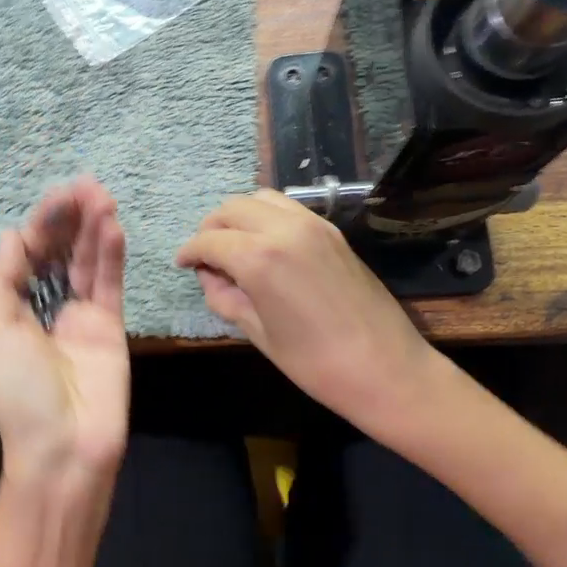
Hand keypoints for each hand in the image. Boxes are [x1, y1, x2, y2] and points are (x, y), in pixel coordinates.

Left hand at [0, 179, 129, 489]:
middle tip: (83, 186)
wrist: (64, 446)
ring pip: (86, 262)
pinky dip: (111, 254)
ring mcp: (80, 317)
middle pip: (58, 254)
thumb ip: (2, 281)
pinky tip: (112, 225)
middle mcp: (45, 309)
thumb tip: (10, 236)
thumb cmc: (19, 392)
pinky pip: (110, 283)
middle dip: (68, 220)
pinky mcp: (111, 326)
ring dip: (92, 228)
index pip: (27, 257)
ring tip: (100, 194)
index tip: (54, 198)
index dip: (39, 227)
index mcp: (10, 311)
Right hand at [175, 190, 444, 423]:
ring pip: (262, 199)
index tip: (182, 264)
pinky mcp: (333, 231)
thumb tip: (211, 277)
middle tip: (206, 257)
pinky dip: (268, 217)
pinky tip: (266, 247)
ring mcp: (313, 225)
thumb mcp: (258, 334)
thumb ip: (226, 298)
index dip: (190, 252)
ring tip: (235, 247)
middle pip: (232, 209)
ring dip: (240, 216)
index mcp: (258, 258)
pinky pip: (289, 209)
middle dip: (211, 229)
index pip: (209, 241)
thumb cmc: (313, 362)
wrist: (384, 368)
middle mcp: (283, 229)